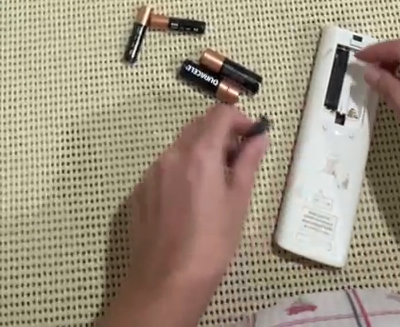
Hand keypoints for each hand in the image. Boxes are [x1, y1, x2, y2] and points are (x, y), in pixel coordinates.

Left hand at [100, 105, 267, 325]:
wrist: (165, 285)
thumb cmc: (211, 245)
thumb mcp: (237, 203)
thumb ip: (248, 163)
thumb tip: (260, 137)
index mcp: (200, 153)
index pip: (220, 114)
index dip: (239, 119)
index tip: (251, 135)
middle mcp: (172, 154)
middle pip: (198, 126)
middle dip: (220, 134)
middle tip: (237, 159)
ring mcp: (152, 171)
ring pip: (180, 146)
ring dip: (200, 152)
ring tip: (214, 183)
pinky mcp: (139, 190)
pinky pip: (164, 168)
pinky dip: (181, 171)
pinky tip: (189, 201)